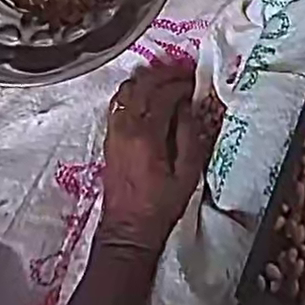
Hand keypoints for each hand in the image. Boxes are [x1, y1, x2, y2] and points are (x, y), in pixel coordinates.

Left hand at [94, 65, 221, 254]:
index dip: (182, 83)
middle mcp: (126, 128)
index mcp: (147, 136)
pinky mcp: (109, 137)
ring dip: (148, 79)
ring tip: (167, 80)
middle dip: (166, 74)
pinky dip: (134, 91)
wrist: (127, 231)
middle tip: (184, 74)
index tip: (195, 83)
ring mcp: (114, 131)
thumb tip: (188, 106)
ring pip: (127, 89)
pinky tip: (148, 94)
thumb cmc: (162, 204)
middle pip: (143, 84)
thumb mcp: (188, 172)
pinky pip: (119, 101)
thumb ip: (190, 134)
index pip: (164, 94)